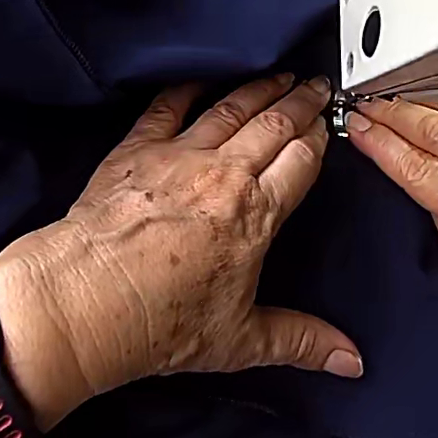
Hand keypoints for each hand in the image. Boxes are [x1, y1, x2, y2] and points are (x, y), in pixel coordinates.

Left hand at [0, 74, 363, 428]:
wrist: (88, 299)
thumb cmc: (159, 322)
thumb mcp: (240, 340)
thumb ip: (301, 340)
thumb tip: (349, 360)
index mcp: (255, 214)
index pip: (301, 159)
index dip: (319, 135)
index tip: (327, 122)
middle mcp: (221, 174)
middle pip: (273, 124)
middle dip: (300, 101)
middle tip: (315, 85)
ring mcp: (176, 156)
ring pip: (228, 109)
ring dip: (257, 89)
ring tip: (277, 76)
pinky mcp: (135, 150)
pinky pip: (166, 107)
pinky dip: (186, 90)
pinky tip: (200, 80)